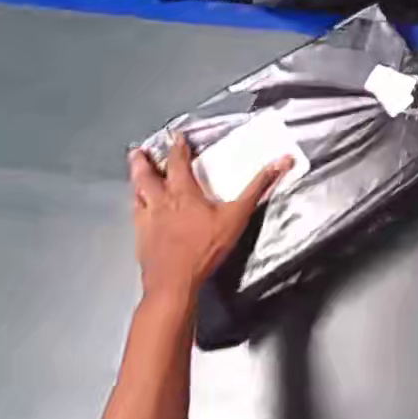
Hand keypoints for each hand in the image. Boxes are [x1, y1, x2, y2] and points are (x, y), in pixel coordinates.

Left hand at [126, 135, 291, 302]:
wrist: (174, 282)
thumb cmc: (207, 246)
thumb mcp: (239, 214)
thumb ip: (259, 187)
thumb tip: (283, 160)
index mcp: (182, 193)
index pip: (177, 163)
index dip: (177, 148)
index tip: (175, 136)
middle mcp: (160, 203)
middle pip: (146, 177)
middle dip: (142, 162)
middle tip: (137, 150)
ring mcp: (146, 221)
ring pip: (136, 195)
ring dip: (135, 181)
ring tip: (135, 173)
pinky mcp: (140, 238)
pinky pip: (135, 214)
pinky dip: (136, 204)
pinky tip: (139, 207)